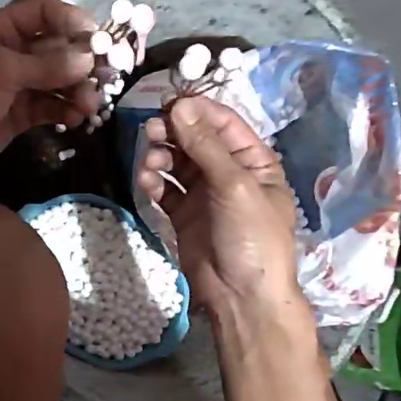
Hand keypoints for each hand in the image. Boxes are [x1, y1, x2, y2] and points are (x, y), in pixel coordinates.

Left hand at [0, 0, 102, 186]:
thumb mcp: (5, 71)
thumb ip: (48, 65)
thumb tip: (89, 59)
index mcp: (1, 28)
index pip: (44, 12)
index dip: (71, 20)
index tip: (97, 37)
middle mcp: (11, 52)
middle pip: (56, 48)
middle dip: (81, 62)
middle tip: (107, 76)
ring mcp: (16, 84)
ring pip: (56, 80)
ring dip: (76, 90)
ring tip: (90, 105)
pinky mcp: (19, 113)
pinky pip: (49, 106)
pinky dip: (64, 110)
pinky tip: (75, 119)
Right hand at [136, 96, 302, 315]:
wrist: (241, 296)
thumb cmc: (251, 237)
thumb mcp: (235, 186)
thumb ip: (205, 146)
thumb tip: (178, 107)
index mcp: (254, 162)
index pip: (224, 124)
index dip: (196, 111)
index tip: (167, 104)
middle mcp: (229, 174)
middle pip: (196, 141)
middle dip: (172, 133)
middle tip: (149, 131)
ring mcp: (204, 196)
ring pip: (177, 164)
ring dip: (160, 157)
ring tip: (149, 164)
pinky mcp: (184, 216)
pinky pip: (165, 191)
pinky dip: (154, 183)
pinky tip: (146, 182)